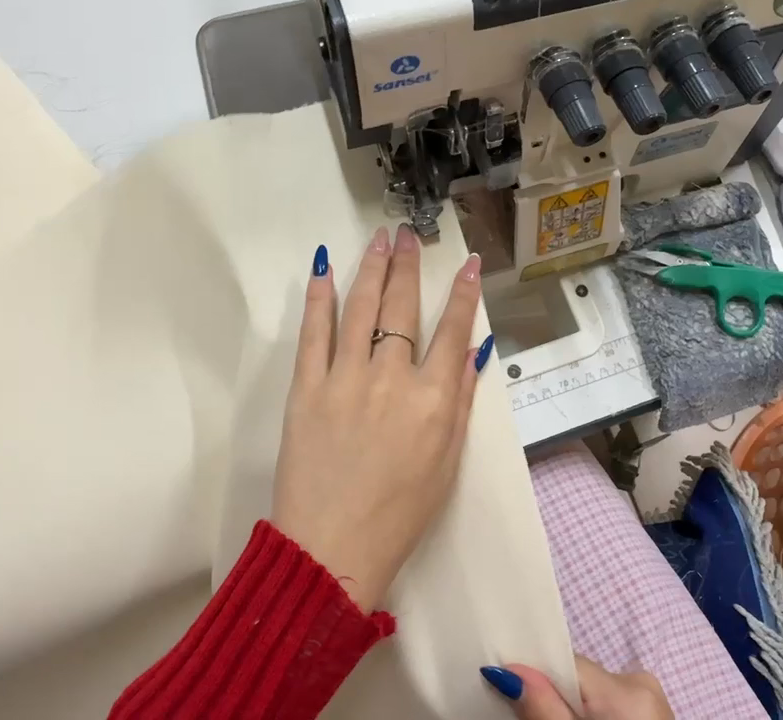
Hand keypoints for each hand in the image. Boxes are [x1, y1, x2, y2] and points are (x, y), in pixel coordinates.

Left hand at [271, 224, 493, 611]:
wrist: (332, 548)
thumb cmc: (401, 513)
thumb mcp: (448, 462)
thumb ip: (461, 401)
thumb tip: (475, 349)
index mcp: (433, 399)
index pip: (453, 331)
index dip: (463, 293)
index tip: (467, 262)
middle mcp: (393, 378)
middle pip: (403, 308)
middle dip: (408, 266)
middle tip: (408, 234)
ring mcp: (346, 379)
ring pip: (361, 310)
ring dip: (371, 270)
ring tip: (378, 239)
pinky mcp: (307, 389)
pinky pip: (314, 334)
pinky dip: (319, 300)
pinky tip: (324, 271)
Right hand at [480, 655, 673, 719]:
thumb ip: (543, 711)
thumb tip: (507, 672)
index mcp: (626, 690)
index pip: (565, 662)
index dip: (535, 677)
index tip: (507, 692)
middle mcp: (643, 684)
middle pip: (578, 679)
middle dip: (554, 699)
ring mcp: (654, 701)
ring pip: (594, 694)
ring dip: (573, 711)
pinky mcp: (654, 715)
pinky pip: (612, 706)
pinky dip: (593, 718)